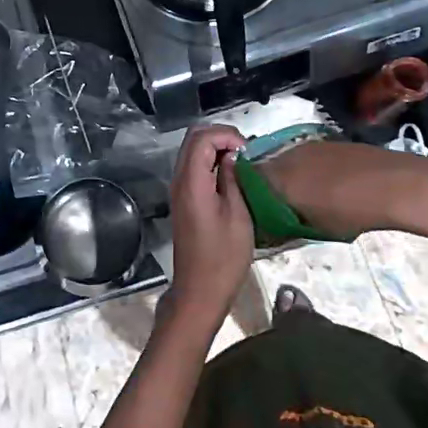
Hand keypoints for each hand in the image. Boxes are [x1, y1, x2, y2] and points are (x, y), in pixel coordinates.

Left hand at [166, 124, 252, 315]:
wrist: (199, 291)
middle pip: (193, 139)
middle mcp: (179, 181)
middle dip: (221, 137)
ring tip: (243, 163)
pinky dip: (211, 163)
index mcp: (192, 183)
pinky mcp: (183, 200)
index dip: (226, 135)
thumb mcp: (238, 215)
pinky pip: (194, 168)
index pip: (202, 138)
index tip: (248, 151)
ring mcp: (179, 190)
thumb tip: (233, 156)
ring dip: (216, 149)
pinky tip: (232, 176)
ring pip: (192, 152)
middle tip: (246, 152)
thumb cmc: (223, 257)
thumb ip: (234, 179)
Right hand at [255, 141, 427, 237]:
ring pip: (289, 163)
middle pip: (266, 170)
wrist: (394, 185)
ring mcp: (310, 146)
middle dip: (270, 188)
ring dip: (292, 179)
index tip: (258, 214)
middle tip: (282, 208)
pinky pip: (308, 158)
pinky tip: (328, 186)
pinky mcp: (330, 143)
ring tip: (308, 199)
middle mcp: (287, 156)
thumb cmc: (349, 212)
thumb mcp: (311, 226)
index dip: (250, 199)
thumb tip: (273, 222)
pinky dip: (310, 171)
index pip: (248, 184)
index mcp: (277, 176)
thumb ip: (284, 221)